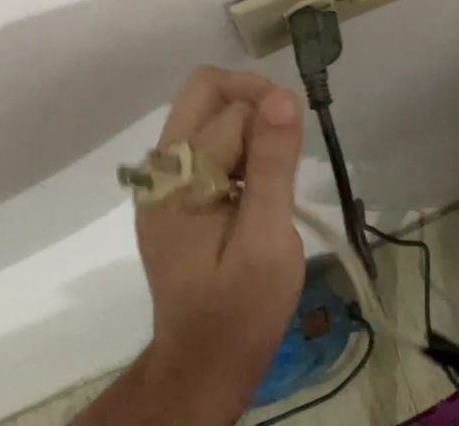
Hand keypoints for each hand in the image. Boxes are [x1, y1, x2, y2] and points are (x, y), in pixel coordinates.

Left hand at [82, 67, 306, 425]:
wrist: (205, 367)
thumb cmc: (241, 311)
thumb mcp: (267, 241)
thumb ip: (273, 166)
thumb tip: (282, 97)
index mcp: (176, 181)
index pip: (228, 108)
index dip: (270, 116)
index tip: (297, 151)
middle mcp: (161, 172)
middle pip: (204, 92)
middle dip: (255, 102)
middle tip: (286, 146)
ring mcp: (165, 184)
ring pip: (208, 114)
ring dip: (249, 128)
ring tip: (273, 181)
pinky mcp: (176, 196)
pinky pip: (209, 143)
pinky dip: (241, 149)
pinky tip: (258, 191)